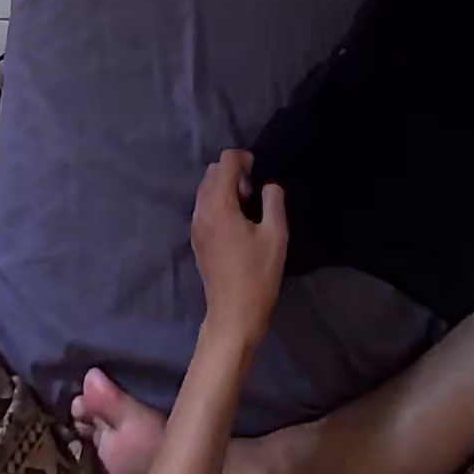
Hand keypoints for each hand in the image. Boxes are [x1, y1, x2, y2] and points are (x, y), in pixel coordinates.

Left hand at [190, 150, 287, 348]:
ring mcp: (196, 226)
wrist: (234, 314)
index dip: (243, 159)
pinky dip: (218, 202)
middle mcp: (202, 211)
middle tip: (255, 193)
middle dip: (233, 172)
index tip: (258, 171)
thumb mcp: (277, 234)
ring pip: (206, 189)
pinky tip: (237, 222)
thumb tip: (268, 186)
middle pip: (212, 172)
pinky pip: (204, 206)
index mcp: (220, 205)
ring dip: (225, 187)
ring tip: (248, 208)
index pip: (225, 162)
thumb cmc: (258, 274)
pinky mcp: (197, 239)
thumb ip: (274, 200)